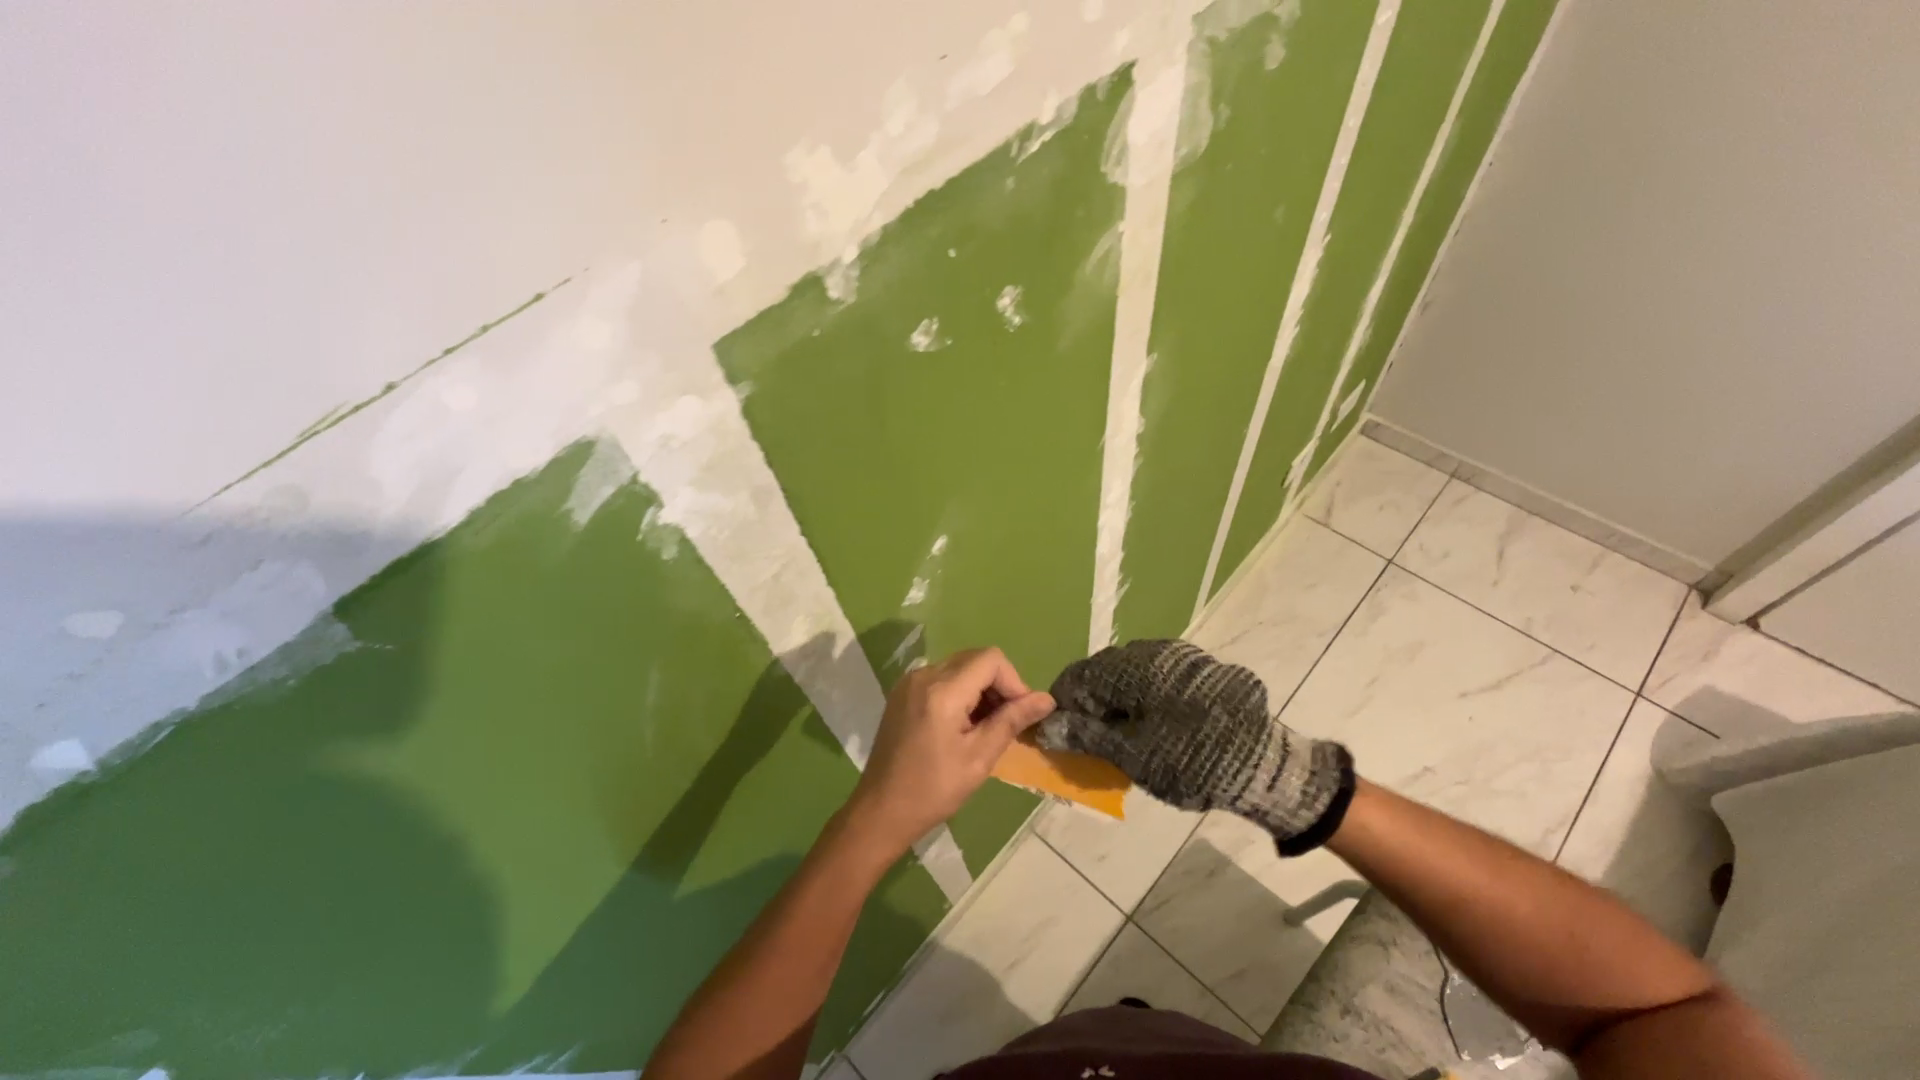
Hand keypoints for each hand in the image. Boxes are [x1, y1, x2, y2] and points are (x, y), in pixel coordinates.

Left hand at [845, 647, 1055, 857]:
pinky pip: (941, 678)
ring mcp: (909, 683)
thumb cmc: (934, 789)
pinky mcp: (902, 694)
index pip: (991, 659)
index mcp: (942, 690)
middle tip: (1007, 723)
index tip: (1020, 715)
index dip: (1014, 682)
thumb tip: (1047, 698)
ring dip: (980, 690)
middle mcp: (923, 675)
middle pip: (975, 659)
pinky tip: (962, 726)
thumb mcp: (979, 757)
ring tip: (985, 729)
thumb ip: (1012, 720)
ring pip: (959, 668)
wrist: (882, 810)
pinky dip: (960, 693)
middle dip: (998, 685)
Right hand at [1036, 639, 1355, 855]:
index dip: (1064, 708)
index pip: (1079, 677)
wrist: (1267, 769)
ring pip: (1134, 676)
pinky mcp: (1205, 673)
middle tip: (1093, 744)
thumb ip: (1087, 736)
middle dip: (1093, 706)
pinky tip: (1157, 730)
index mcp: (1134, 666)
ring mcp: (1185, 660)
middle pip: (1106, 673)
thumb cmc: (1192, 762)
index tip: (1062, 739)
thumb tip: (1047, 725)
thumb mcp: (1133, 755)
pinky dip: (1148, 702)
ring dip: (1121, 703)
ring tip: (1125, 740)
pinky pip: (1161, 680)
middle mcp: (1157, 652)